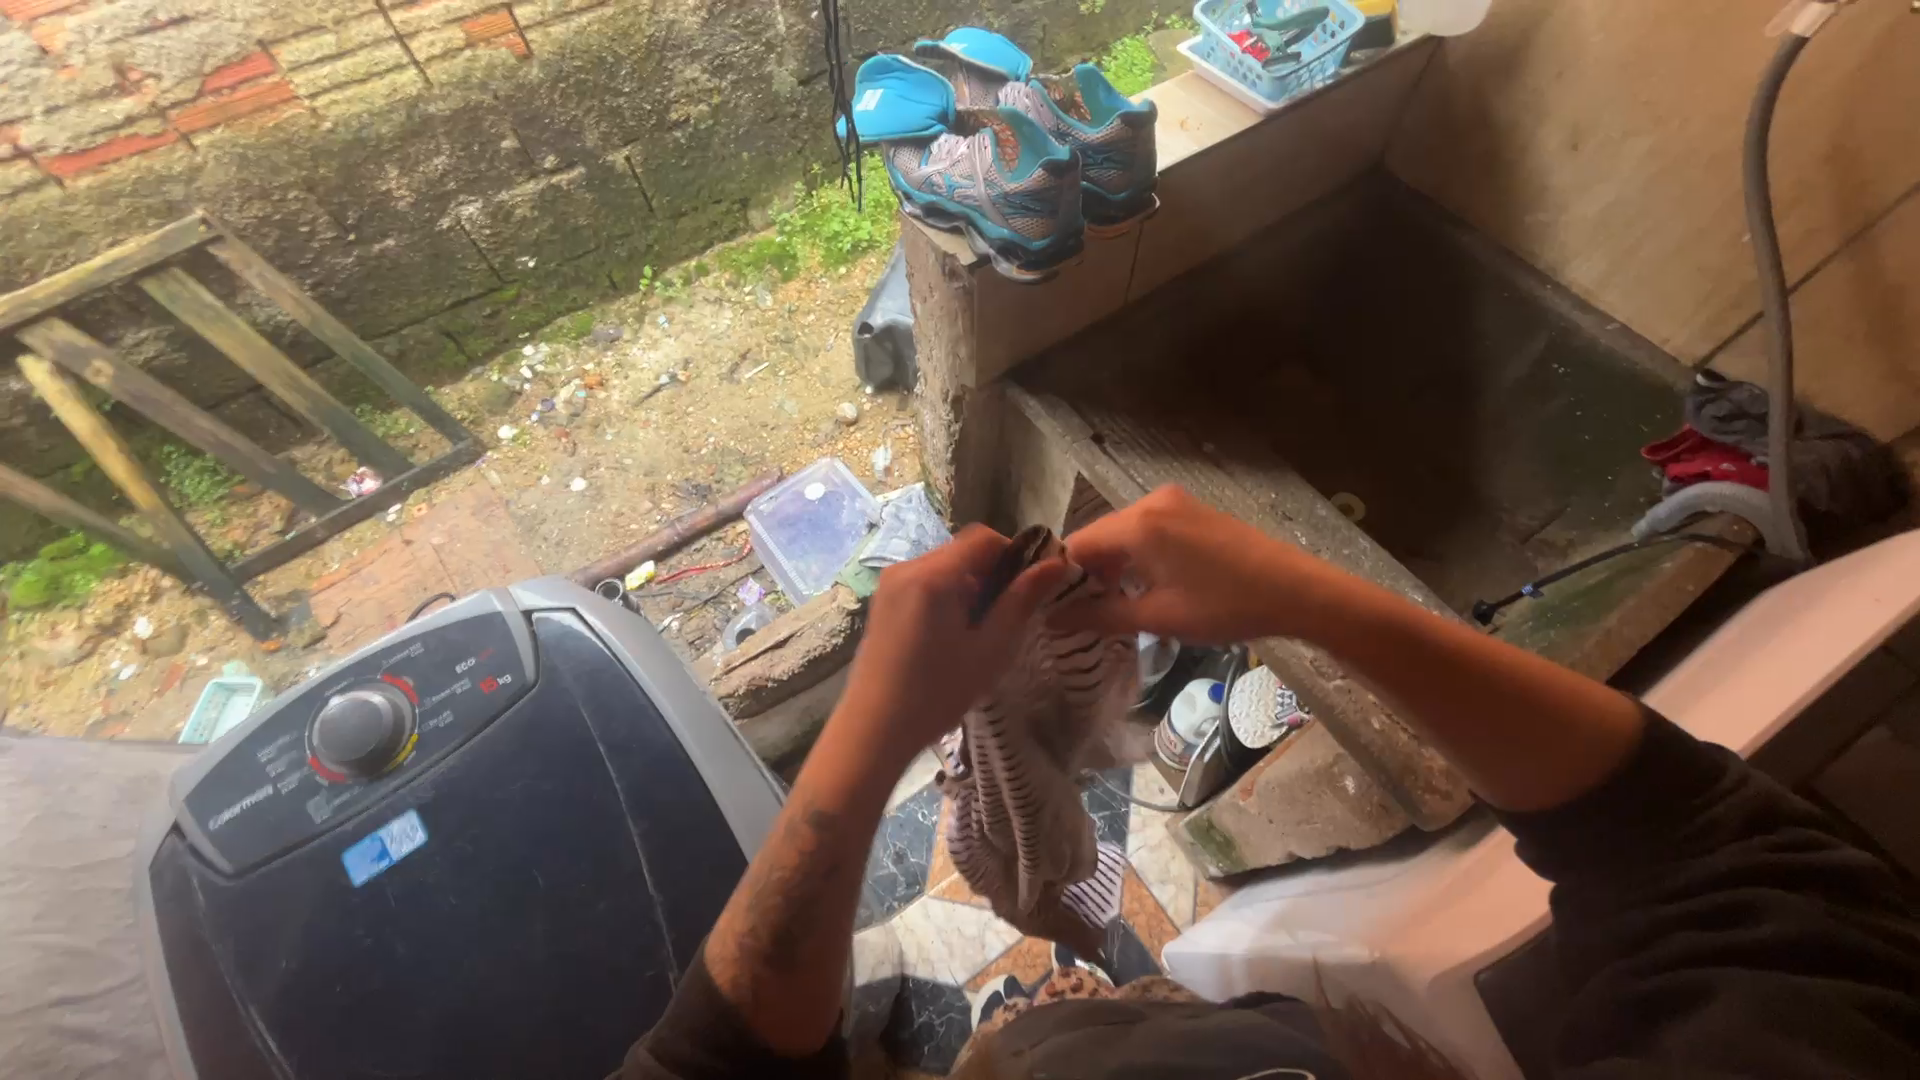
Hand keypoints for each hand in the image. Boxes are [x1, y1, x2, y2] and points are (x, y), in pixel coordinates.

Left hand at [831, 525, 1067, 765]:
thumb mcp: (990, 648)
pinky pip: (926, 581)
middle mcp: (907, 567)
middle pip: (963, 550)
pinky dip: (948, 595)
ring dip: (970, 586)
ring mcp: (890, 583)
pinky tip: (951, 636)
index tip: (1032, 587)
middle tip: (1007, 617)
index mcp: (933, 575)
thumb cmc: (937, 692)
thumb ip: (1022, 600)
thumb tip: (1057, 563)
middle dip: (992, 574)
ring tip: (979, 631)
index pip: (984, 538)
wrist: (874, 728)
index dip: (1015, 554)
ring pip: (945, 566)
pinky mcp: (883, 600)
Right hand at [1056, 485, 1336, 643]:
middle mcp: (1150, 502)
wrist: (1298, 591)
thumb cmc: (1225, 607)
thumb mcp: (1158, 617)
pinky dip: (1136, 553)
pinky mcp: (1191, 509)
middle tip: (1083, 612)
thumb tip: (1052, 620)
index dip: (1061, 577)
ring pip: (1122, 532)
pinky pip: (1146, 528)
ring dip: (1112, 564)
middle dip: (1086, 572)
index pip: (1076, 544)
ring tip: (1113, 603)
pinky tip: (1144, 583)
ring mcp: (1174, 502)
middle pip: (1098, 535)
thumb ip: (1100, 616)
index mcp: (1138, 525)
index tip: (1055, 608)